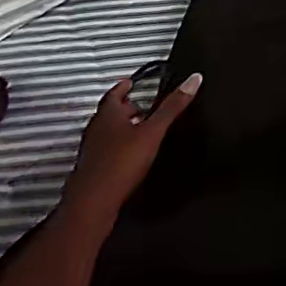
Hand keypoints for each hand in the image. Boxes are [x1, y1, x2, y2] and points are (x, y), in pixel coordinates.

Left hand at [62, 72, 201, 215]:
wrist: (91, 207)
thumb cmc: (120, 163)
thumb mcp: (153, 131)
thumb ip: (173, 106)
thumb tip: (194, 78)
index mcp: (107, 116)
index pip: (113, 94)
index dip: (123, 87)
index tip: (131, 82)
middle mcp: (95, 131)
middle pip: (110, 114)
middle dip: (125, 108)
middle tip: (142, 105)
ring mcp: (91, 153)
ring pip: (108, 133)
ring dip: (122, 128)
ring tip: (142, 130)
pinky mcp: (92, 171)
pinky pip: (107, 151)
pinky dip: (119, 147)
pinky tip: (132, 156)